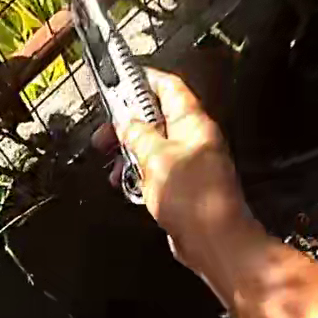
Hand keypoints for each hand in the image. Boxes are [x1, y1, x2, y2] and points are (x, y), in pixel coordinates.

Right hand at [101, 69, 262, 275]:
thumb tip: (126, 122)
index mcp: (192, 123)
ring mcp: (189, 162)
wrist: (212, 239)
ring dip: (129, 153)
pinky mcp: (183, 185)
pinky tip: (125, 184)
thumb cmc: (191, 198)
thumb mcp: (155, 158)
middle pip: (155, 118)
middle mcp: (193, 138)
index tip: (120, 78)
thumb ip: (138, 135)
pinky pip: (156, 170)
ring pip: (152, 146)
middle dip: (126, 125)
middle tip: (104, 135)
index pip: (168, 87)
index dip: (143, 79)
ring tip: (112, 166)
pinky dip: (138, 174)